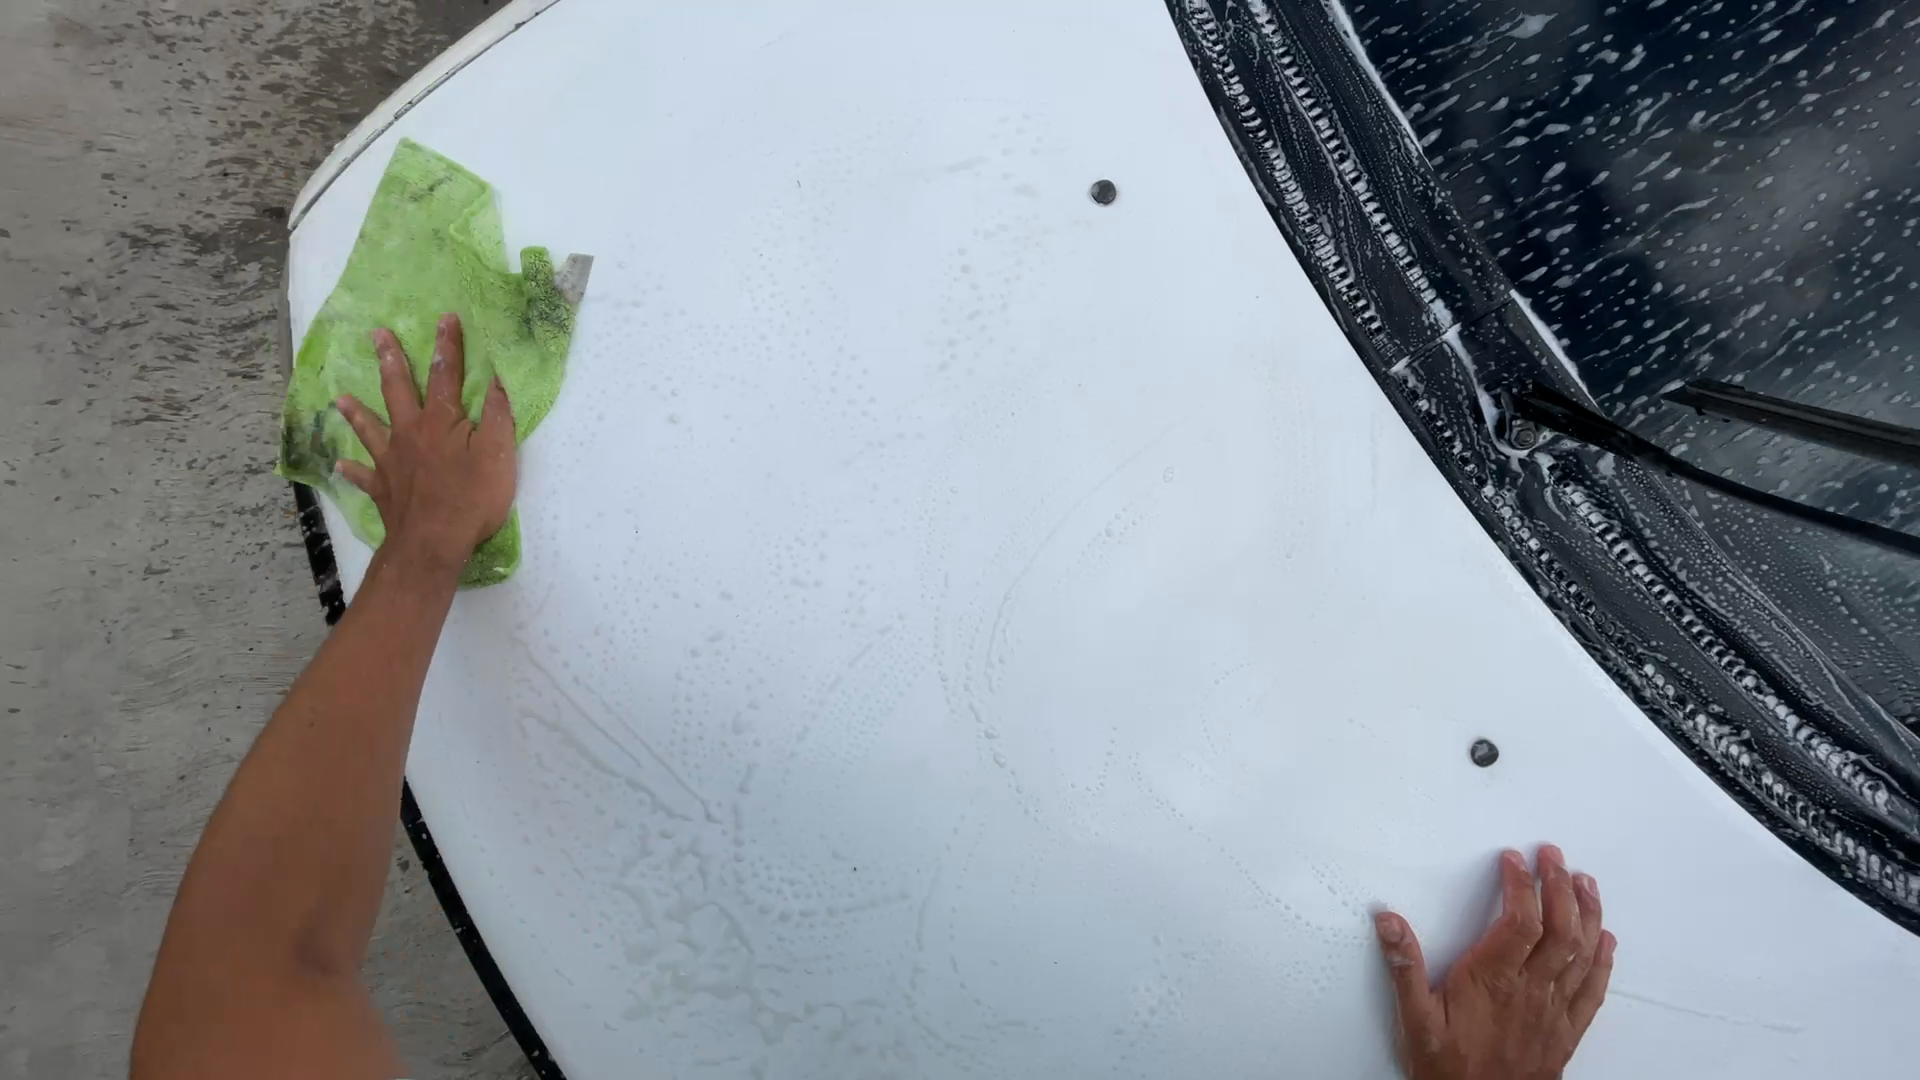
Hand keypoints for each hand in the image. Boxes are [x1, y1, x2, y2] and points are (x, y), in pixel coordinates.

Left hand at [335, 313, 516, 570]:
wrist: (434, 540)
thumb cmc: (473, 495)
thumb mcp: (499, 453)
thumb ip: (498, 415)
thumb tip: (497, 379)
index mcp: (441, 421)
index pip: (445, 374)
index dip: (448, 346)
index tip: (446, 318)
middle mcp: (410, 433)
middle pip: (398, 390)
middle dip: (391, 360)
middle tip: (377, 335)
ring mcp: (391, 460)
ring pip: (370, 428)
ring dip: (357, 411)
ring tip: (341, 397)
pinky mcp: (383, 488)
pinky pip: (364, 474)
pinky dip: (353, 468)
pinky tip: (343, 464)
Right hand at [1374, 846, 1614, 1079]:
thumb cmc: (1447, 1067)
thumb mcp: (1414, 1019)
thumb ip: (1403, 967)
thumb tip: (1388, 919)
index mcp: (1493, 982)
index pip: (1519, 924)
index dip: (1521, 888)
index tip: (1514, 859)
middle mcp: (1530, 992)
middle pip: (1558, 932)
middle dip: (1558, 889)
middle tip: (1554, 856)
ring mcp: (1553, 1011)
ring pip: (1580, 955)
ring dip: (1585, 914)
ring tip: (1584, 882)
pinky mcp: (1565, 1030)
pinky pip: (1592, 989)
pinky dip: (1602, 960)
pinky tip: (1604, 939)